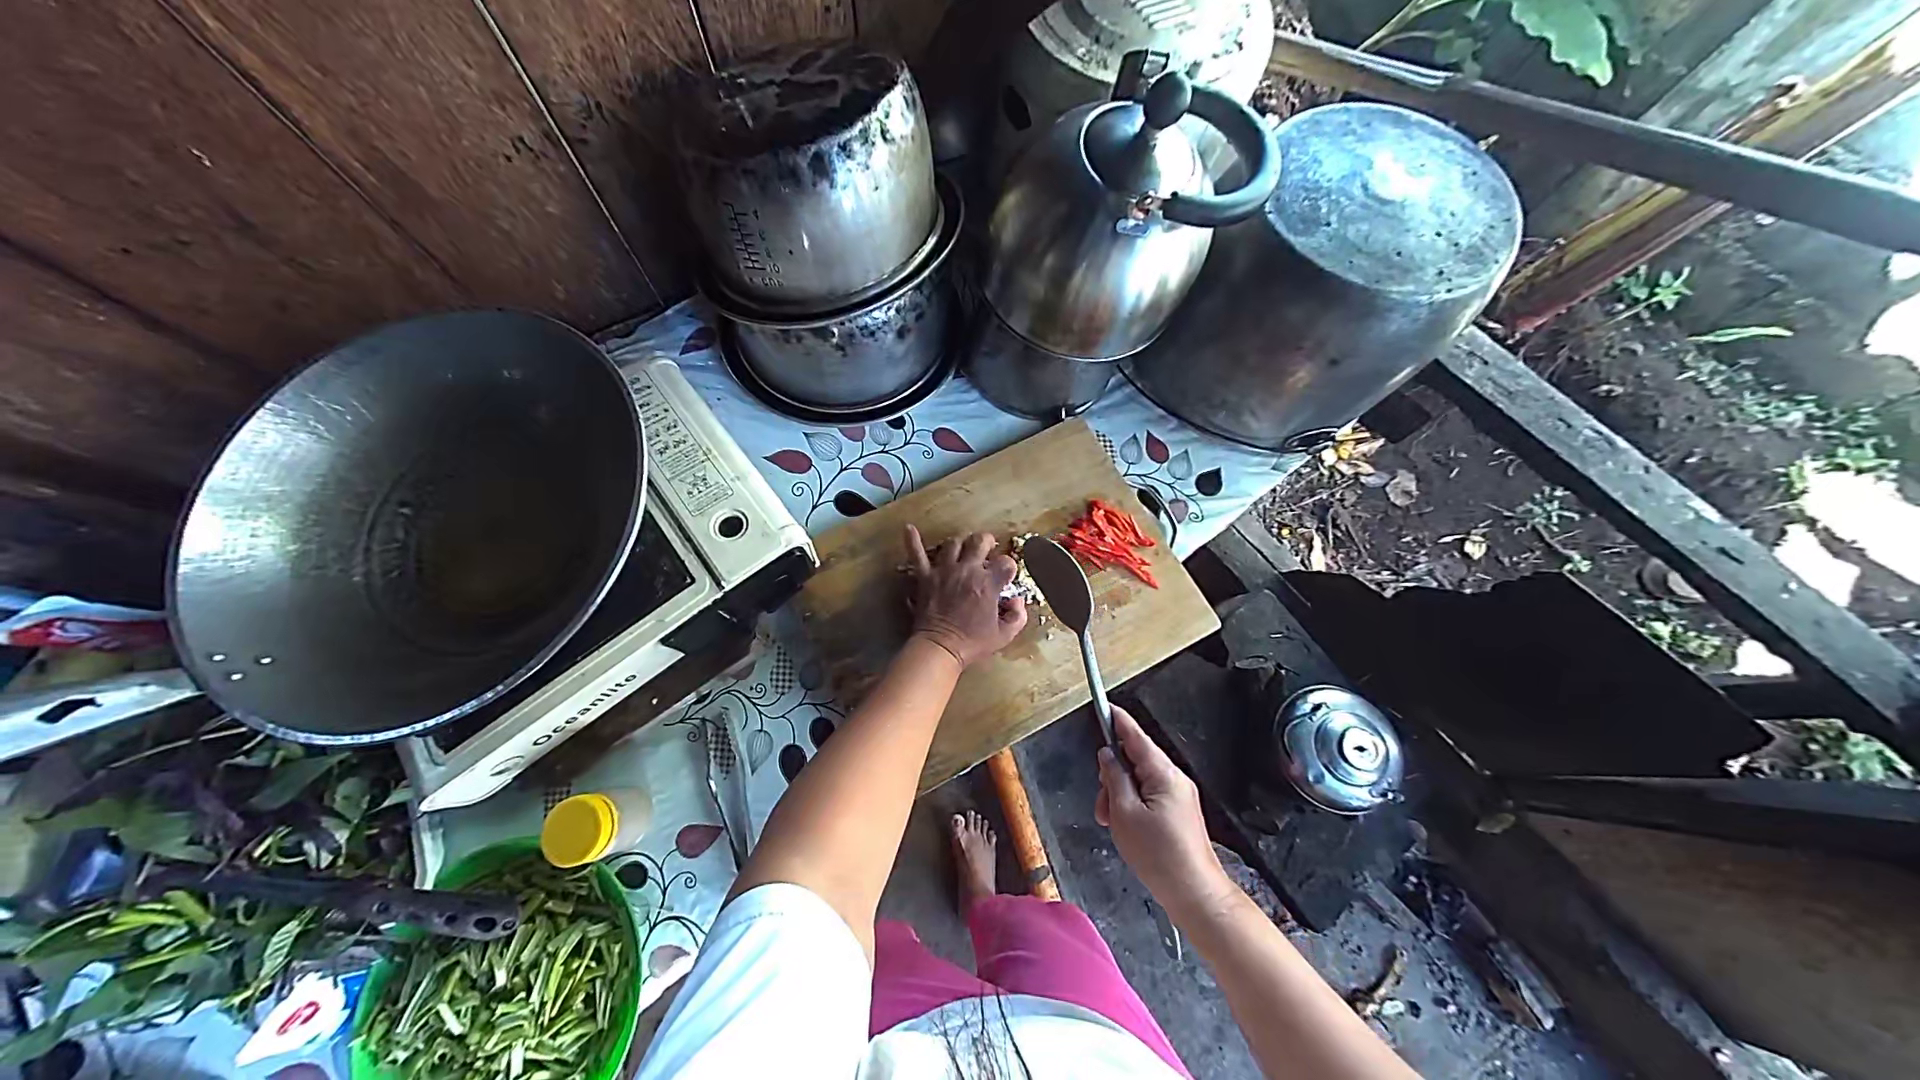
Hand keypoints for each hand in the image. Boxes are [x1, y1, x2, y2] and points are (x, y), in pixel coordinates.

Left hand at [904, 525, 1027, 668]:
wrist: (940, 648)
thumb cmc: (972, 643)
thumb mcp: (1005, 635)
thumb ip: (1018, 615)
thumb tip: (1017, 600)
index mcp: (988, 583)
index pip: (1006, 562)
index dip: (1009, 568)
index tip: (1005, 576)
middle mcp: (967, 571)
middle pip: (979, 542)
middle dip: (986, 542)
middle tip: (987, 548)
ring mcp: (944, 571)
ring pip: (953, 544)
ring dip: (960, 544)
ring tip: (962, 549)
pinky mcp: (925, 578)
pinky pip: (917, 555)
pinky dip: (912, 541)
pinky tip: (909, 528)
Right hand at [1096, 705, 1234, 919]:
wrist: (1194, 892)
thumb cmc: (1161, 857)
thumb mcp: (1124, 813)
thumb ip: (1113, 778)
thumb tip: (1108, 756)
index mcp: (1163, 773)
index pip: (1136, 736)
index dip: (1118, 721)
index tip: (1104, 707)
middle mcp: (1175, 779)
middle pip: (1134, 760)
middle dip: (1112, 776)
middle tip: (1103, 803)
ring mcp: (1179, 795)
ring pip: (1139, 780)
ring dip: (1119, 795)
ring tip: (1113, 821)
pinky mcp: (1178, 810)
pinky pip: (1148, 795)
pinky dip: (1132, 805)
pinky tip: (1125, 826)